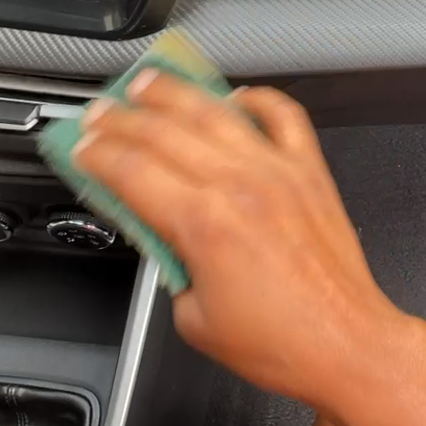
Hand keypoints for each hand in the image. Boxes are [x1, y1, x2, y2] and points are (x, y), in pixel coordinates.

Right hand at [73, 72, 424, 407]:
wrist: (345, 343)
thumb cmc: (281, 342)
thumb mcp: (194, 318)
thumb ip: (170, 268)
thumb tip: (162, 236)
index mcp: (204, 224)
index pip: (130, 170)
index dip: (95, 154)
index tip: (79, 146)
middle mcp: (240, 186)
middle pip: (163, 132)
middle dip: (121, 118)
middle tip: (101, 111)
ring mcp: (279, 172)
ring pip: (215, 112)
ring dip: (175, 92)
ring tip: (149, 81)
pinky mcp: (311, 173)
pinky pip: (284, 116)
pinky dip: (258, 99)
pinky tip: (236, 96)